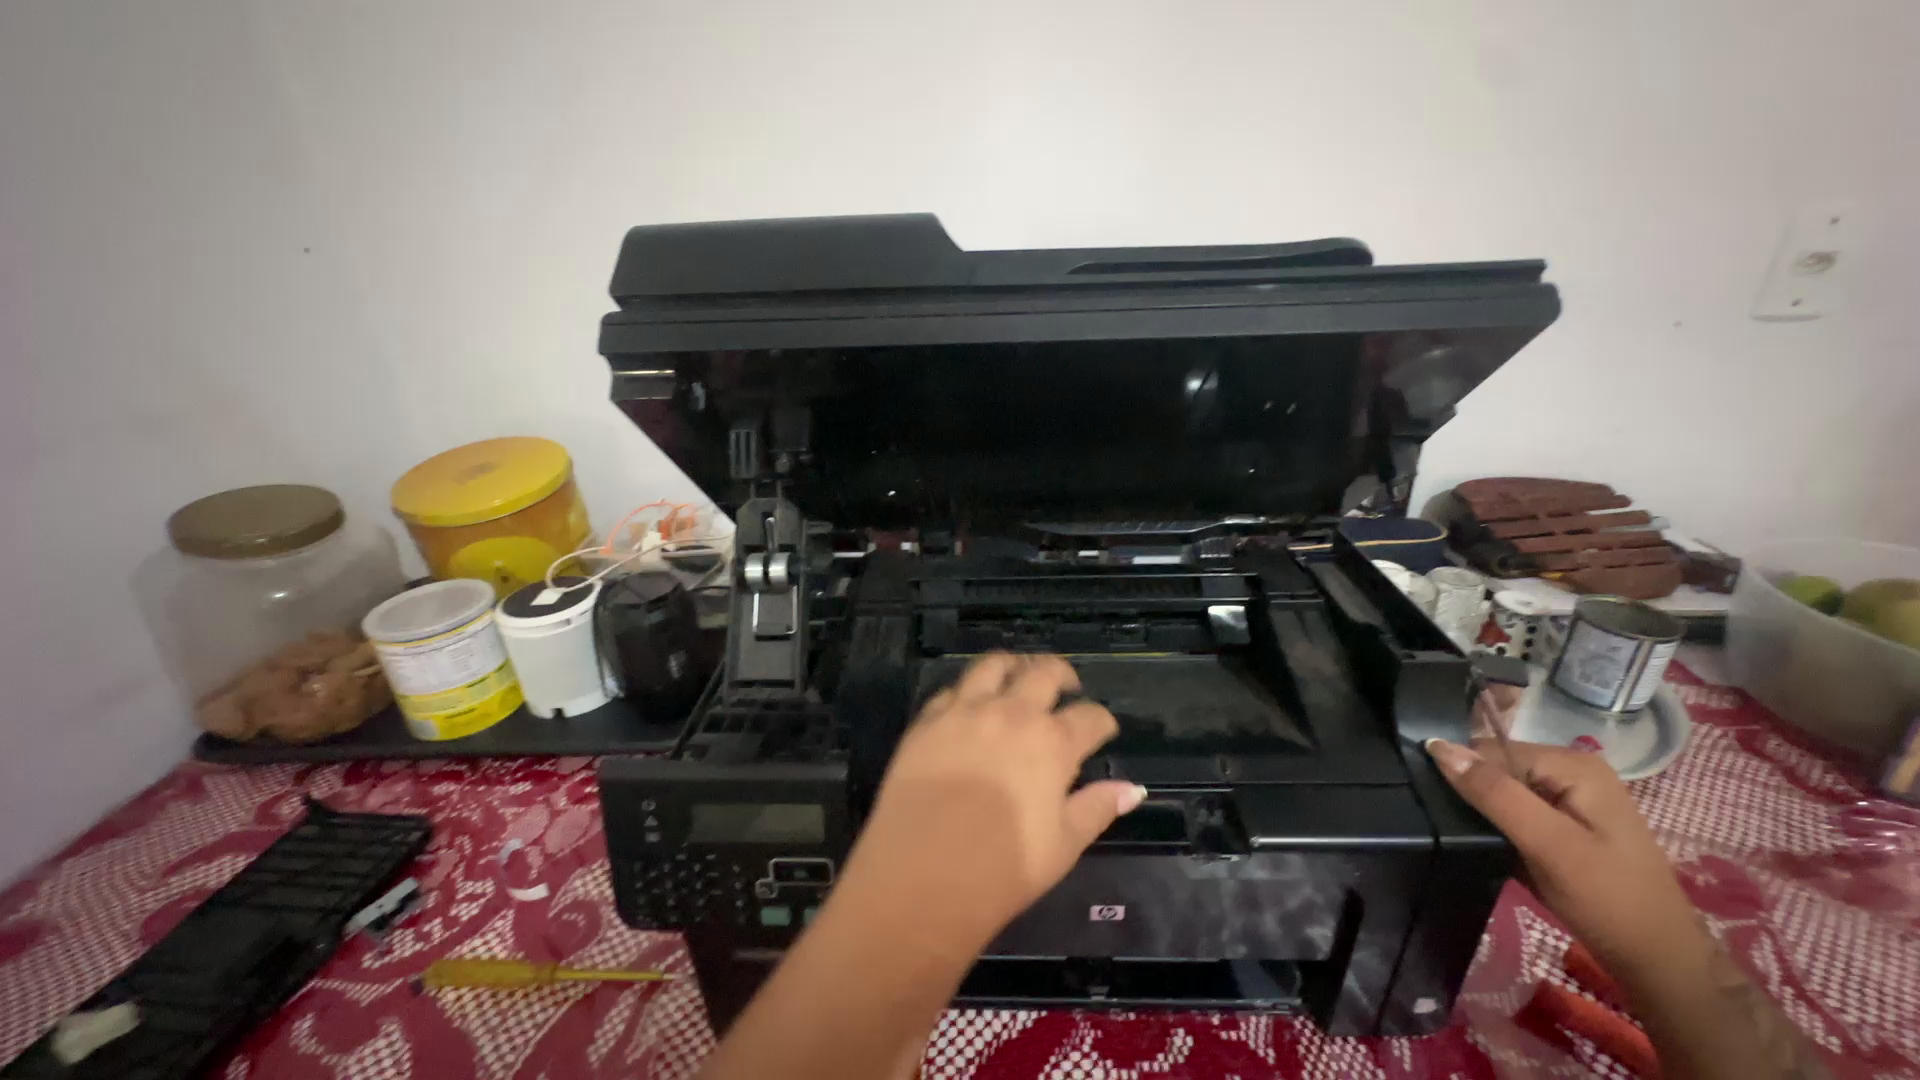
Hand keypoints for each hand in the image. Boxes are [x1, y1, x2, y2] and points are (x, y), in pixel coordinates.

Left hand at [833, 653, 1147, 951]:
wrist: (920, 874)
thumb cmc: (1001, 870)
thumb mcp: (1063, 846)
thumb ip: (1097, 808)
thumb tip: (1133, 789)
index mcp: (1052, 742)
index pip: (1090, 717)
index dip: (1102, 722)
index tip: (1103, 730)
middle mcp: (1012, 713)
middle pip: (1044, 672)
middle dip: (1063, 676)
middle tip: (1067, 687)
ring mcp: (965, 711)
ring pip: (994, 665)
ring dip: (1014, 666)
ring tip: (1018, 678)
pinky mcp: (927, 720)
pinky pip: (953, 688)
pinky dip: (969, 690)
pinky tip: (971, 704)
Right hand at [1425, 689, 1698, 978]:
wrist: (1658, 960)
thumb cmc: (1607, 899)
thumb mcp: (1548, 845)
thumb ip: (1494, 793)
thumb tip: (1437, 746)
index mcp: (1573, 765)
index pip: (1492, 750)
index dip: (1461, 773)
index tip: (1432, 803)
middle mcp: (1572, 771)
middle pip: (1497, 767)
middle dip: (1471, 793)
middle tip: (1452, 828)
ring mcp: (1570, 798)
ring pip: (1501, 790)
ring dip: (1481, 813)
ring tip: (1464, 837)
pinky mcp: (1564, 823)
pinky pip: (1514, 810)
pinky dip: (1497, 826)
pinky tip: (1489, 845)